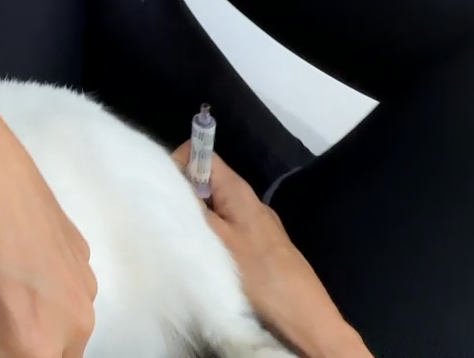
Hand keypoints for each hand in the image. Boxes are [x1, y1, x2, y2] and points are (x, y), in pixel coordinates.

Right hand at [172, 145, 372, 357]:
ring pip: (214, 205)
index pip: (201, 153)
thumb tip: (167, 177)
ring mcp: (255, 222)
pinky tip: (208, 256)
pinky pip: (227, 226)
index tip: (167, 189)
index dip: (179, 163)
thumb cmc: (260, 274)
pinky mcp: (259, 244)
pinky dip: (212, 234)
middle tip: (172, 218)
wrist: (307, 319)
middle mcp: (247, 199)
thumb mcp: (217, 237)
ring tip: (187, 239)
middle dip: (185, 193)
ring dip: (198, 217)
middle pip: (205, 179)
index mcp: (237, 189)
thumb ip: (192, 204)